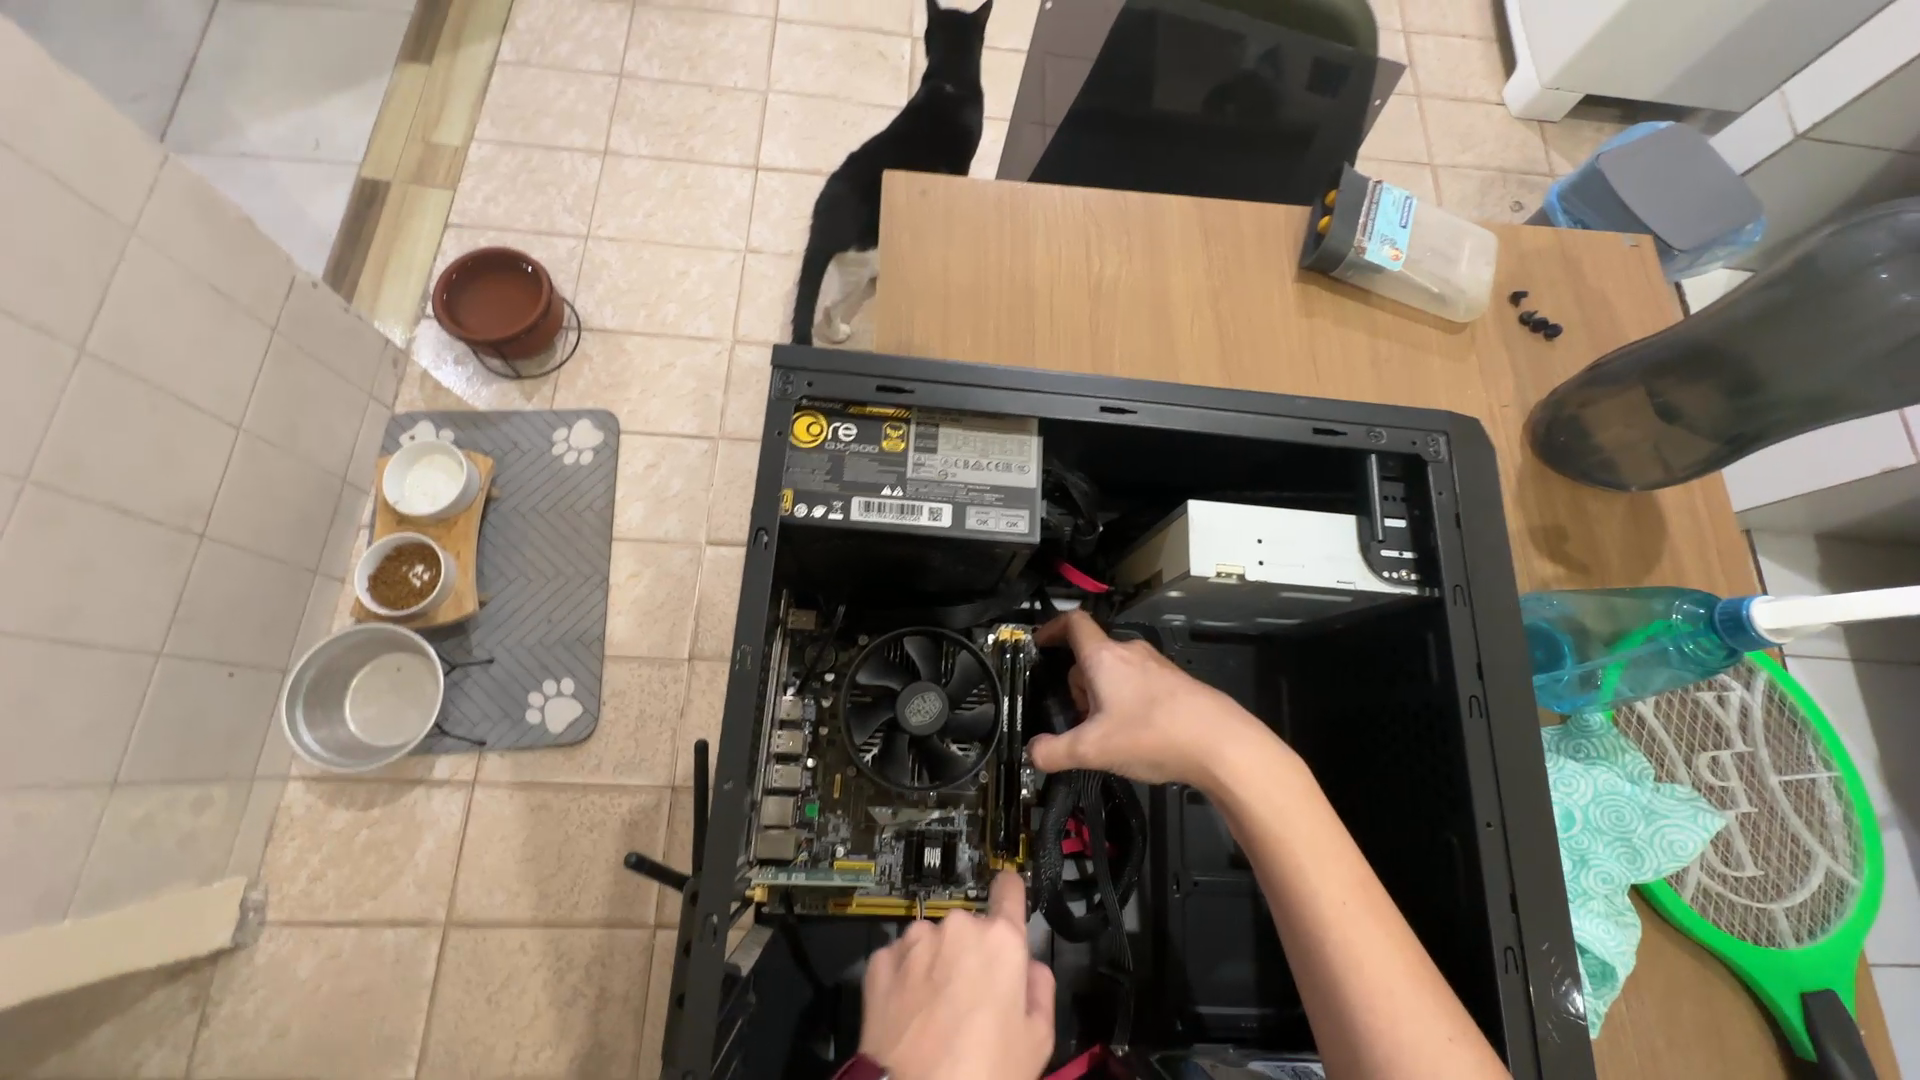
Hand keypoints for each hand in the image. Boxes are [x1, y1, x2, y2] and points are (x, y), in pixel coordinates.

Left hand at [858, 872, 1052, 1079]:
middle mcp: (956, 927)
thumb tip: (1030, 969)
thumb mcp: (1038, 1039)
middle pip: (969, 928)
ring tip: (936, 1013)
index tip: (1007, 898)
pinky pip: (899, 960)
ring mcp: (913, 941)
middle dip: (971, 953)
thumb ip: (1040, 988)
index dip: (1010, 895)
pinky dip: (904, 979)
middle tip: (971, 999)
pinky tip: (910, 1014)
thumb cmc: (984, 1072)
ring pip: (932, 942)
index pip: (1009, 890)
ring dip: (936, 964)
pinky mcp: (879, 961)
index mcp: (1000, 939)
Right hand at [1027, 610, 1281, 788]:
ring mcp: (1157, 666)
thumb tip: (1032, 754)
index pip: (1072, 624)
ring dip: (1103, 695)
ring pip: (1115, 671)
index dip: (1052, 628)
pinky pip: (1139, 684)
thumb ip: (1055, 752)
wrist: (1222, 744)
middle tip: (1079, 719)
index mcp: (1103, 657)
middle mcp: (1129, 652)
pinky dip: (1128, 701)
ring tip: (1109, 733)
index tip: (1039, 643)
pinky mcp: (1176, 683)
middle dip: (1078, 684)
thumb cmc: (1151, 735)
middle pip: (1091, 655)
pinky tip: (1138, 735)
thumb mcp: (1093, 750)